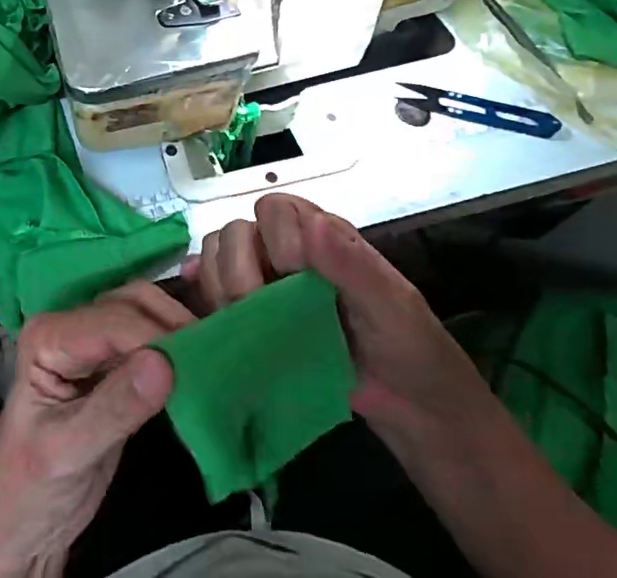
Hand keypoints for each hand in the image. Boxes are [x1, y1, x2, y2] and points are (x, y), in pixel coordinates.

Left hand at [0, 283, 194, 577]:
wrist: (24, 523)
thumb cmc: (32, 488)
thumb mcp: (69, 454)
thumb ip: (115, 408)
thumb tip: (165, 363)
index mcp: (47, 336)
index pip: (112, 323)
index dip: (155, 337)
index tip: (194, 363)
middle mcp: (69, 325)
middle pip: (131, 302)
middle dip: (171, 322)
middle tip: (211, 352)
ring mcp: (92, 338)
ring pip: (145, 309)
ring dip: (177, 325)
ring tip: (208, 353)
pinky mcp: (113, 358)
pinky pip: (150, 332)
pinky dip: (175, 339)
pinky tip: (197, 356)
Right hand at [187, 193, 494, 436]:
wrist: (413, 406)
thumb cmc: (410, 346)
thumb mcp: (390, 305)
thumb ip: (352, 264)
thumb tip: (313, 223)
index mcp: (324, 237)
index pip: (274, 210)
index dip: (273, 237)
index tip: (290, 275)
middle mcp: (290, 254)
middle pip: (236, 234)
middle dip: (236, 268)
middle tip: (256, 308)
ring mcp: (270, 288)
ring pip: (218, 261)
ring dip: (219, 288)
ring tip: (240, 322)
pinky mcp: (256, 322)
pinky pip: (215, 297)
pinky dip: (203, 301)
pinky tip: (205, 319)